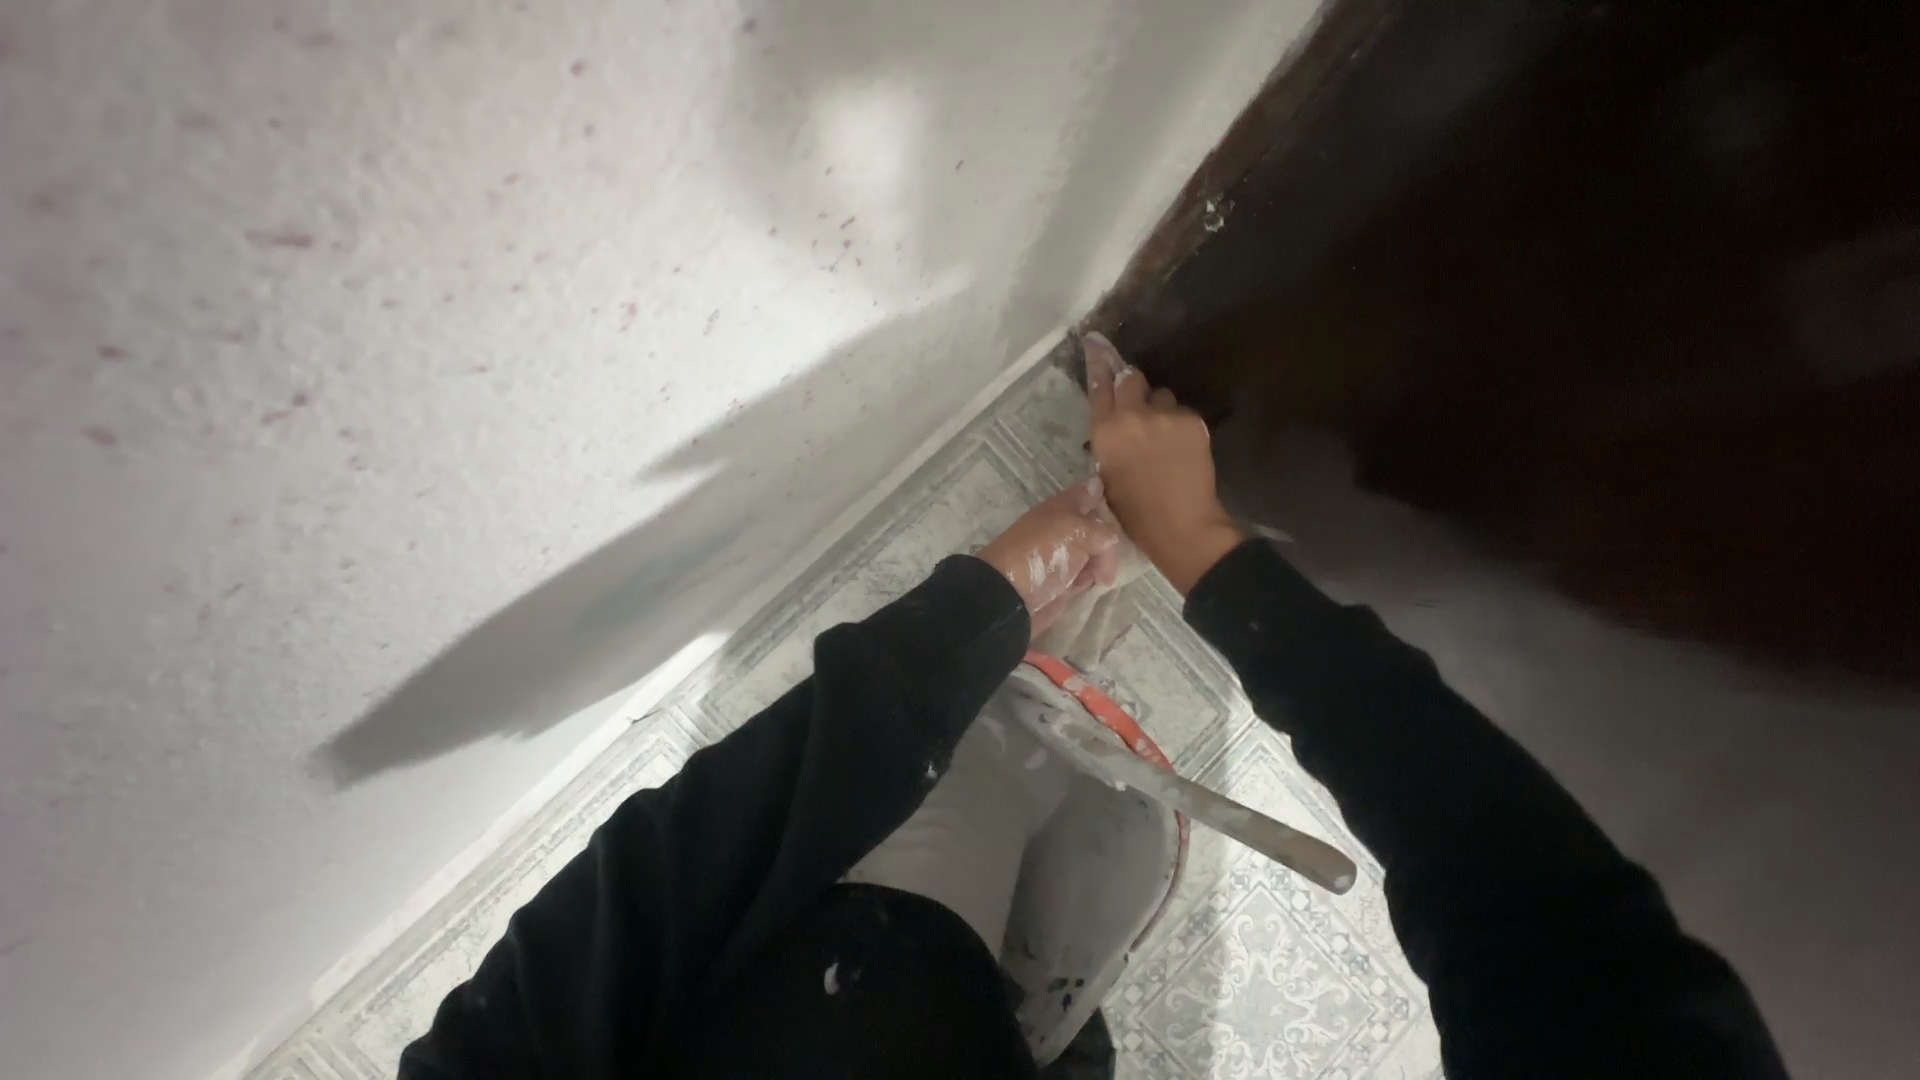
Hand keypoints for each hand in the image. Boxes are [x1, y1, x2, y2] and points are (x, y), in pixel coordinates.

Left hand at [978, 479, 1121, 635]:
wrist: (1009, 593)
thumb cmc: (1043, 553)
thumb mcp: (1078, 531)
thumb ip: (1101, 530)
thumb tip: (1110, 539)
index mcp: (1062, 508)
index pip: (1087, 492)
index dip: (1102, 490)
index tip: (1119, 496)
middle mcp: (1063, 528)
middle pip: (1095, 526)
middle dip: (1108, 539)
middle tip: (1111, 557)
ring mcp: (1061, 556)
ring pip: (1093, 552)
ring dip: (1101, 562)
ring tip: (1100, 575)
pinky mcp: (1061, 582)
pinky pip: (1085, 575)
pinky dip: (1090, 579)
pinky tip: (1090, 584)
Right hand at [1082, 331, 1242, 594]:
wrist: (1180, 525)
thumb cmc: (1134, 512)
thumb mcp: (1106, 474)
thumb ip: (1109, 441)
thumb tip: (1116, 424)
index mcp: (1104, 432)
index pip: (1099, 385)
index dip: (1098, 361)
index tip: (1095, 341)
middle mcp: (1132, 415)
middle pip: (1131, 378)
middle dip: (1131, 386)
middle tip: (1136, 407)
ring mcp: (1165, 416)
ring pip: (1161, 396)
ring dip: (1158, 408)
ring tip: (1162, 438)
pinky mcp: (1193, 421)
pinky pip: (1182, 413)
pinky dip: (1179, 425)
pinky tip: (1180, 449)